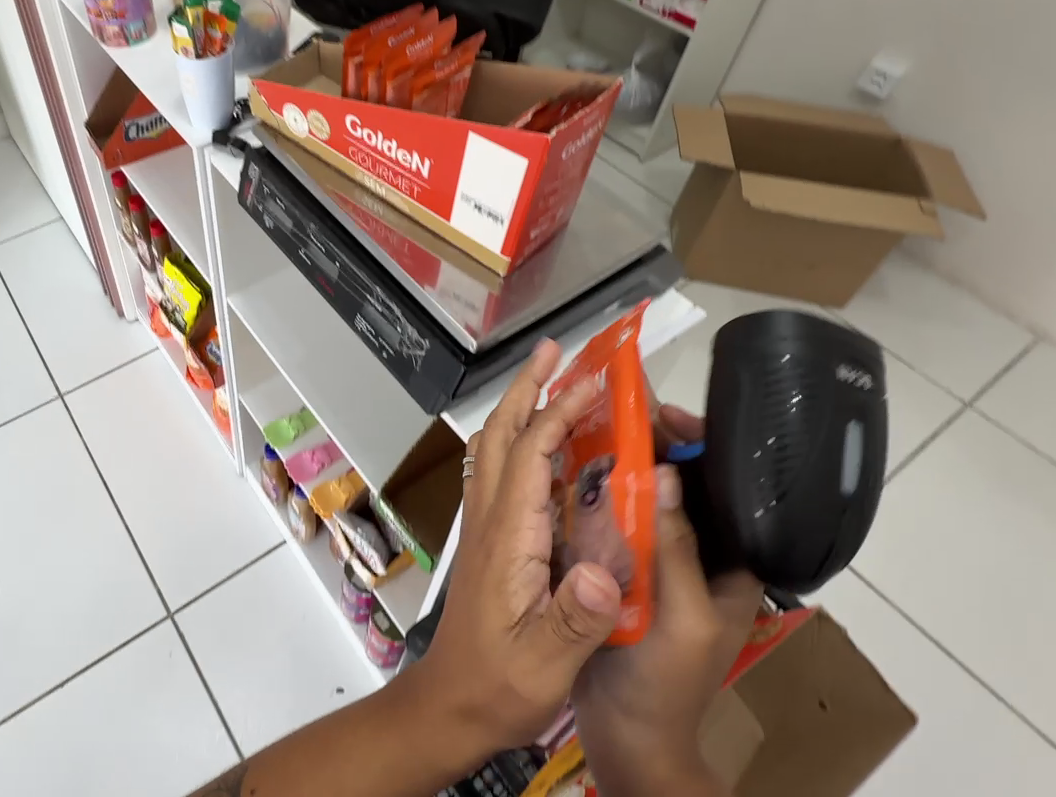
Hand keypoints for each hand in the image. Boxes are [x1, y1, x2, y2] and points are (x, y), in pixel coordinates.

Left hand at [413, 339, 622, 755]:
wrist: (450, 703)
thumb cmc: (496, 684)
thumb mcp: (544, 662)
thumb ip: (575, 618)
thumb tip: (605, 569)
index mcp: (507, 535)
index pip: (529, 454)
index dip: (558, 412)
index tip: (594, 382)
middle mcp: (490, 518)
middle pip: (502, 436)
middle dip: (526, 388)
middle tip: (556, 351)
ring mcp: (485, 527)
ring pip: (497, 450)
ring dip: (521, 410)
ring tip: (554, 383)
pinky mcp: (490, 541)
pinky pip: (502, 474)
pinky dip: (523, 443)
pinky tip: (550, 450)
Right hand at [571, 405, 765, 796]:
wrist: (625, 737)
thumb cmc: (668, 683)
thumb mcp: (684, 618)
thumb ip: (675, 550)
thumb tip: (667, 474)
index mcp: (728, 563)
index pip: (723, 489)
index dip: (698, 447)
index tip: (662, 412)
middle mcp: (694, 554)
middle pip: (678, 488)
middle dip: (652, 446)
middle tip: (612, 410)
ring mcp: (654, 562)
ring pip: (641, 500)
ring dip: (619, 465)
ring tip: (587, 426)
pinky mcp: (618, 571)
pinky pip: (610, 523)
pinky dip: (594, 496)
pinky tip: (567, 471)